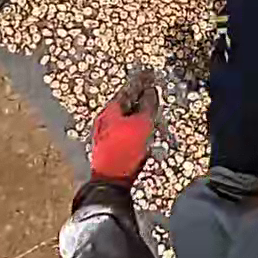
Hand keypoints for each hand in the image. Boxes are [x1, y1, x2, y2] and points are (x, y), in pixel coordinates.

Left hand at [88, 70, 160, 185]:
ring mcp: (107, 135)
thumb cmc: (122, 152)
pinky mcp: (111, 148)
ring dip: (140, 114)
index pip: (128, 90)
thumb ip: (147, 106)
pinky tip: (145, 133)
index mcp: (110, 110)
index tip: (150, 74)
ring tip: (152, 112)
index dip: (141, 82)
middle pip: (126, 104)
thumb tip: (151, 92)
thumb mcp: (140, 125)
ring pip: (126, 118)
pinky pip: (127, 132)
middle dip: (140, 98)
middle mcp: (105, 120)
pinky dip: (137, 128)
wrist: (111, 182)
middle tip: (153, 91)